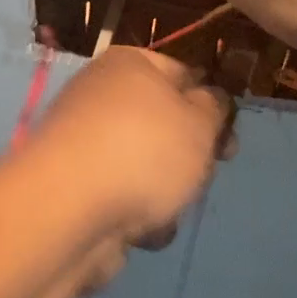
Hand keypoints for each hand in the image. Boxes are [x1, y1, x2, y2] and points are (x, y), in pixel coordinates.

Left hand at [29, 47, 235, 248]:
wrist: (67, 211)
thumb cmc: (144, 152)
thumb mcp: (201, 122)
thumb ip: (215, 108)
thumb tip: (208, 99)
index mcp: (128, 64)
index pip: (182, 74)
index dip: (211, 107)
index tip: (229, 141)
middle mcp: (100, 96)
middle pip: (163, 126)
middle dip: (187, 159)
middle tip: (202, 177)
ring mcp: (82, 145)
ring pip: (145, 168)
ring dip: (164, 195)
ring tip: (165, 211)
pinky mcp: (72, 189)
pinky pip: (120, 199)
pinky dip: (134, 218)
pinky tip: (139, 232)